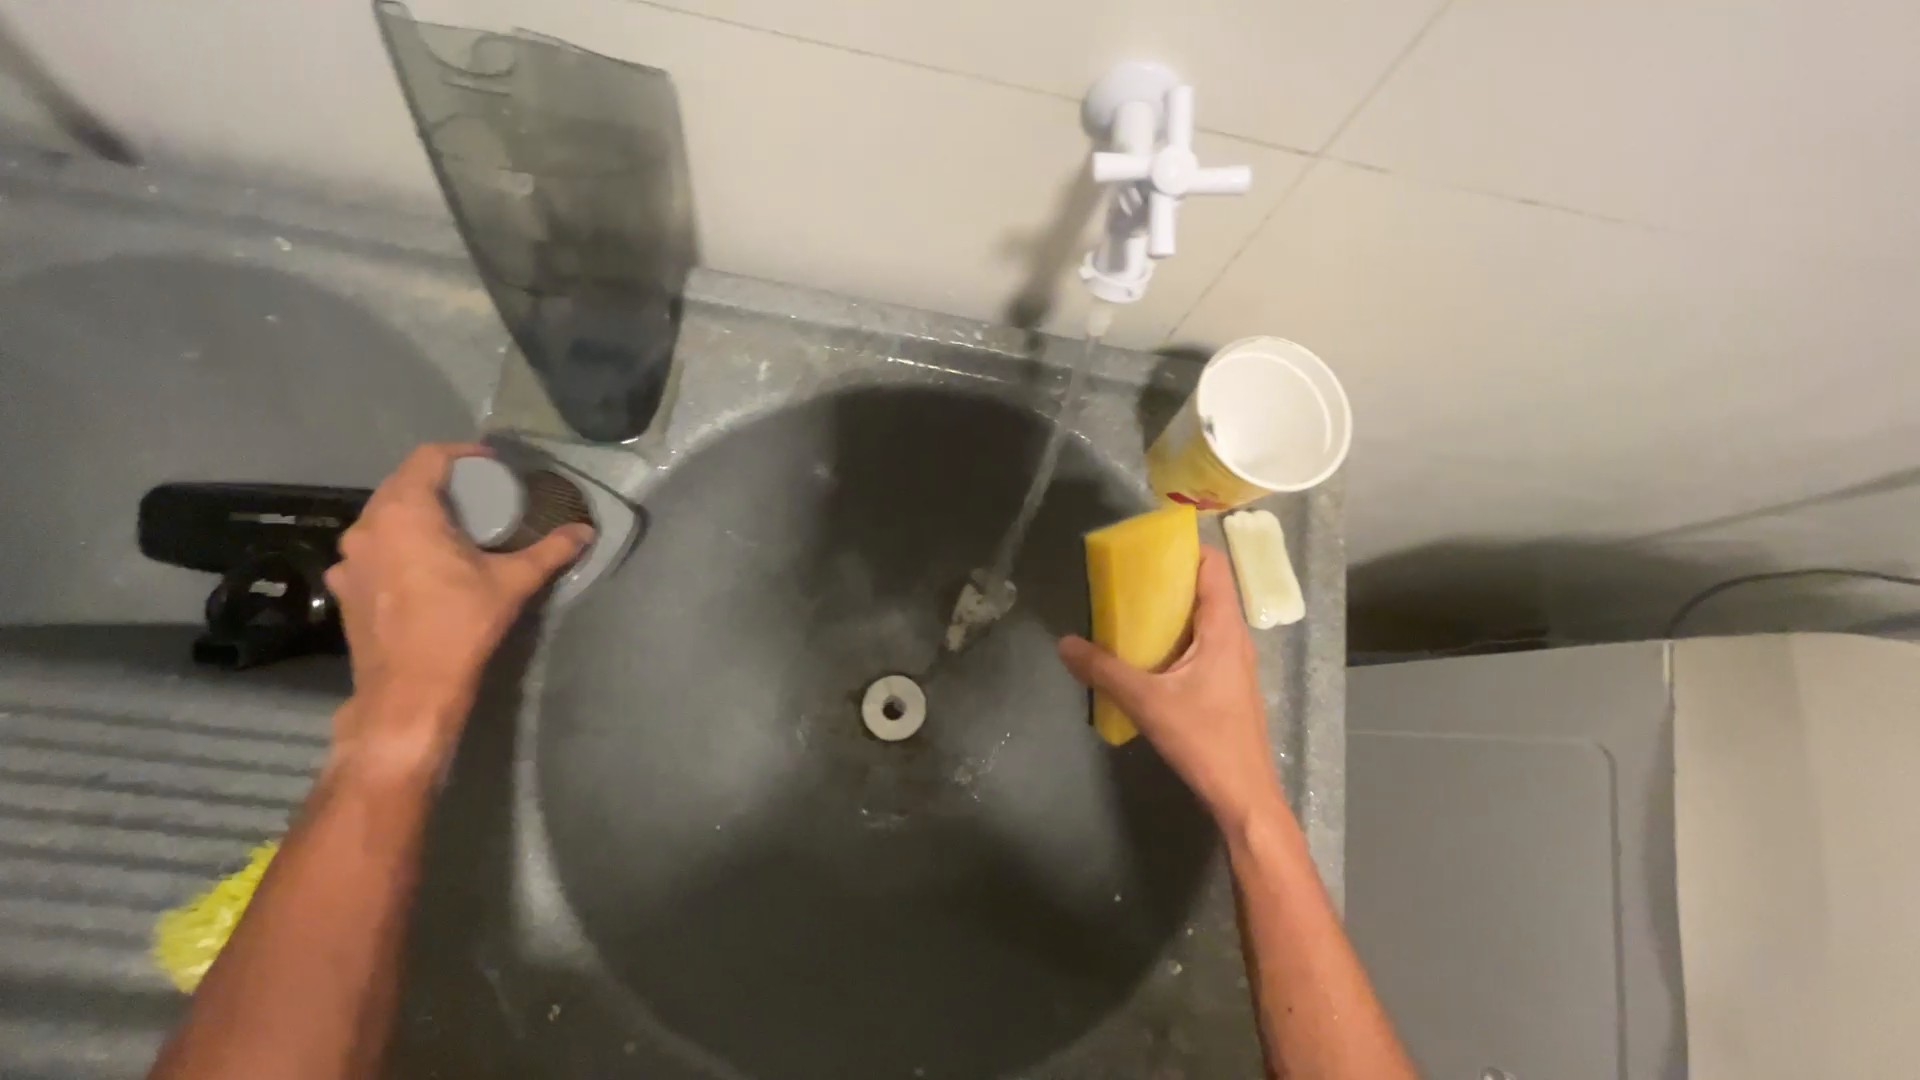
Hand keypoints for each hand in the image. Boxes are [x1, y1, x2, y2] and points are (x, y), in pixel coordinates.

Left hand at [324, 443, 591, 767]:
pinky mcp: (342, 586)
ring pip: (383, 517)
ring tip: (452, 529)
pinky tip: (422, 566)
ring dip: (417, 514)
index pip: (427, 458)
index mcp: (404, 513)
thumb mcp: (514, 583)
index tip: (491, 463)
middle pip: (401, 484)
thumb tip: (586, 531)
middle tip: (478, 495)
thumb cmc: (461, 625)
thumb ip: (550, 551)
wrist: (410, 689)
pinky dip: (398, 544)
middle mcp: (366, 526)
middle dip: (440, 483)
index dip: (462, 453)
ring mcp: (348, 558)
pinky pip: (372, 548)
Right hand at [1058, 546, 1282, 825]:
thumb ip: (1103, 671)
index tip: (1146, 545)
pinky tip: (1145, 652)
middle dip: (1167, 577)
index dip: (1184, 548)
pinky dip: (1175, 635)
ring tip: (1128, 610)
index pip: (1213, 566)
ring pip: (1203, 617)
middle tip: (1125, 576)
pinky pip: (1201, 641)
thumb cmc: (1204, 739)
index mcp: (1223, 629)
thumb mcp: (1146, 702)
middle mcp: (1234, 637)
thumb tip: (1064, 644)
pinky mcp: (1227, 682)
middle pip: (1206, 588)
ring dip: (1170, 609)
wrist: (1244, 794)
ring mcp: (1234, 661)